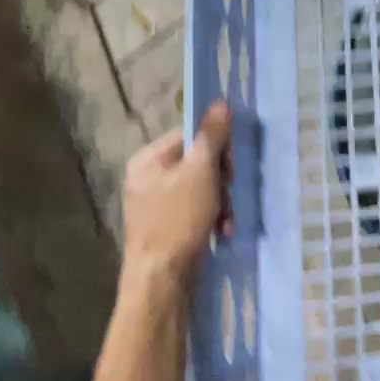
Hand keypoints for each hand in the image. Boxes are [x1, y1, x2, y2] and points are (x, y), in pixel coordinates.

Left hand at [121, 102, 230, 287]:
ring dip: (223, 201)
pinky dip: (214, 217)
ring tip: (226, 219)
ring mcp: (157, 203)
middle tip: (230, 193)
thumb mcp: (201, 172)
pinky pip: (198, 209)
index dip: (217, 147)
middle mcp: (148, 178)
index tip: (232, 166)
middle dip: (222, 180)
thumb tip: (220, 102)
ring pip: (203, 187)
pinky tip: (221, 231)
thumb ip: (212, 136)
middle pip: (199, 161)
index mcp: (148, 160)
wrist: (161, 278)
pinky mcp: (168, 225)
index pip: (190, 135)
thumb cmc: (178, 219)